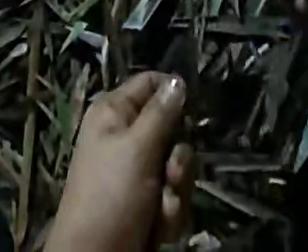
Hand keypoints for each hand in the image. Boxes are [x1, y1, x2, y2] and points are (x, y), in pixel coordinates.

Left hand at [45, 72, 194, 251]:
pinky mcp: (145, 202)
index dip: (174, 93)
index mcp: (114, 112)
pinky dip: (170, 213)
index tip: (195, 111)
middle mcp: (125, 135)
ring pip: (176, 165)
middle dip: (178, 156)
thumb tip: (178, 80)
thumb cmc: (111, 195)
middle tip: (171, 173)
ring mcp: (135, 171)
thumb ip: (161, 113)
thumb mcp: (137, 148)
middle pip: (171, 127)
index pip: (150, 83)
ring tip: (163, 209)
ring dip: (177, 190)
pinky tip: (159, 228)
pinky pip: (172, 195)